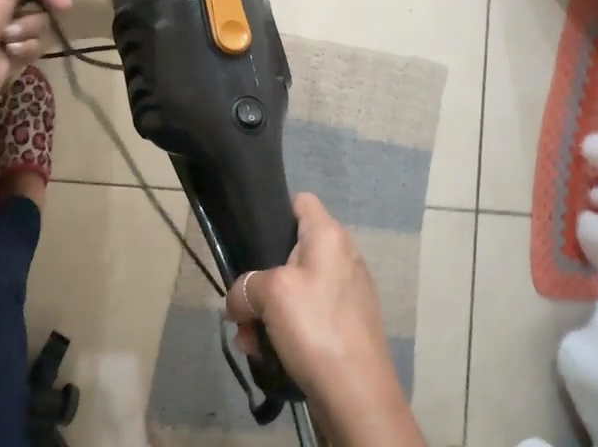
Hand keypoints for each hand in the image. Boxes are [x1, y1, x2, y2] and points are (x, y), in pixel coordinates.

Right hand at [225, 195, 404, 423]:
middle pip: (290, 252)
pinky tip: (267, 353)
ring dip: (267, 311)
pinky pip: (307, 316)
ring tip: (249, 340)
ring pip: (294, 289)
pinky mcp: (346, 326)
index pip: (301, 202)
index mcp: (330, 237)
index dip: (274, 212)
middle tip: (242, 304)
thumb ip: (245, 286)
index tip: (251, 238)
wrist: (358, 396)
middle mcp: (343, 258)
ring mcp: (347, 295)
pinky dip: (285, 329)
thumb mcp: (269, 294)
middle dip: (261, 277)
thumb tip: (239, 303)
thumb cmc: (316, 327)